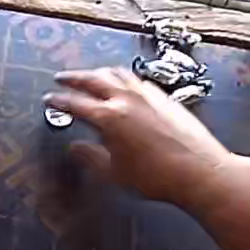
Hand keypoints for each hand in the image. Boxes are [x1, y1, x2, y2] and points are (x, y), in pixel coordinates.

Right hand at [45, 67, 241, 207]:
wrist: (200, 172)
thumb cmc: (156, 176)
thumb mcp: (113, 171)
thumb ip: (90, 155)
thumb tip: (75, 147)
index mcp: (109, 117)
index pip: (75, 103)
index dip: (59, 100)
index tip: (49, 99)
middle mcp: (127, 100)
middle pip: (94, 79)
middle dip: (74, 78)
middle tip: (62, 78)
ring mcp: (148, 95)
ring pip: (117, 73)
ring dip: (98, 73)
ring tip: (90, 76)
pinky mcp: (165, 97)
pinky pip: (137, 80)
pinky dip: (122, 78)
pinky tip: (123, 85)